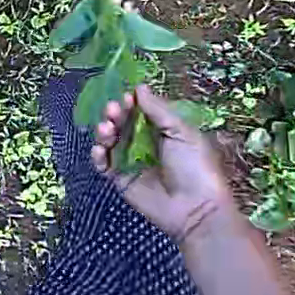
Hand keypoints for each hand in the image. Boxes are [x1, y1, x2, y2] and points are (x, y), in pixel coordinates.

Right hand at [90, 84, 237, 244]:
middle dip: (115, 113)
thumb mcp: (181, 131)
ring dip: (104, 131)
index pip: (140, 109)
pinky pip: (104, 164)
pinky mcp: (121, 179)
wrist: (195, 208)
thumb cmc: (194, 165)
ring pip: (110, 140)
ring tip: (106, 128)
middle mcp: (144, 141)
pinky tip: (100, 149)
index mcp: (162, 128)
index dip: (131, 101)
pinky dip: (98, 155)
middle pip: (122, 122)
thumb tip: (139, 87)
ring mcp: (131, 160)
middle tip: (112, 110)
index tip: (126, 96)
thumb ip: (158, 110)